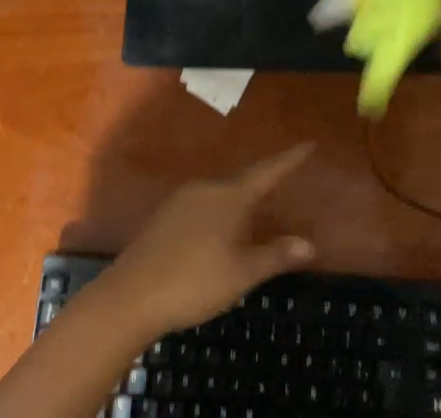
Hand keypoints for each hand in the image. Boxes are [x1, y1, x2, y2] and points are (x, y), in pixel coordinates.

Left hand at [100, 144, 316, 335]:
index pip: (267, 172)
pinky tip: (218, 232)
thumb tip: (309, 244)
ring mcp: (180, 200)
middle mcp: (206, 188)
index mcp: (230, 196)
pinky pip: (201, 205)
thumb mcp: (242, 273)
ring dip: (239, 200)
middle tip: (284, 180)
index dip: (289, 160)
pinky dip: (218, 213)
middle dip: (263, 182)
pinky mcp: (163, 216)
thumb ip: (275, 255)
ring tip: (255, 210)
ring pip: (219, 193)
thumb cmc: (195, 282)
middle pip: (242, 181)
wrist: (131, 296)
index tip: (308, 144)